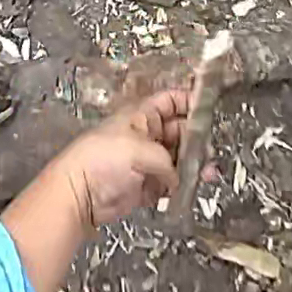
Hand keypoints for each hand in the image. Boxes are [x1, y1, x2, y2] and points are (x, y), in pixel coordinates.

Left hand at [0, 90, 191, 291]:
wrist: (79, 191)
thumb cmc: (104, 158)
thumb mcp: (139, 149)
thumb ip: (166, 159)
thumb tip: (178, 176)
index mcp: (142, 115)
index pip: (171, 101)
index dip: (189, 101)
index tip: (210, 109)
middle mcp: (146, 134)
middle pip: (178, 130)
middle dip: (196, 139)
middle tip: (212, 150)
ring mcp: (146, 160)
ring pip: (177, 158)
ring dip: (193, 164)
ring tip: (210, 173)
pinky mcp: (145, 185)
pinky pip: (170, 182)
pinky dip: (182, 185)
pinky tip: (195, 188)